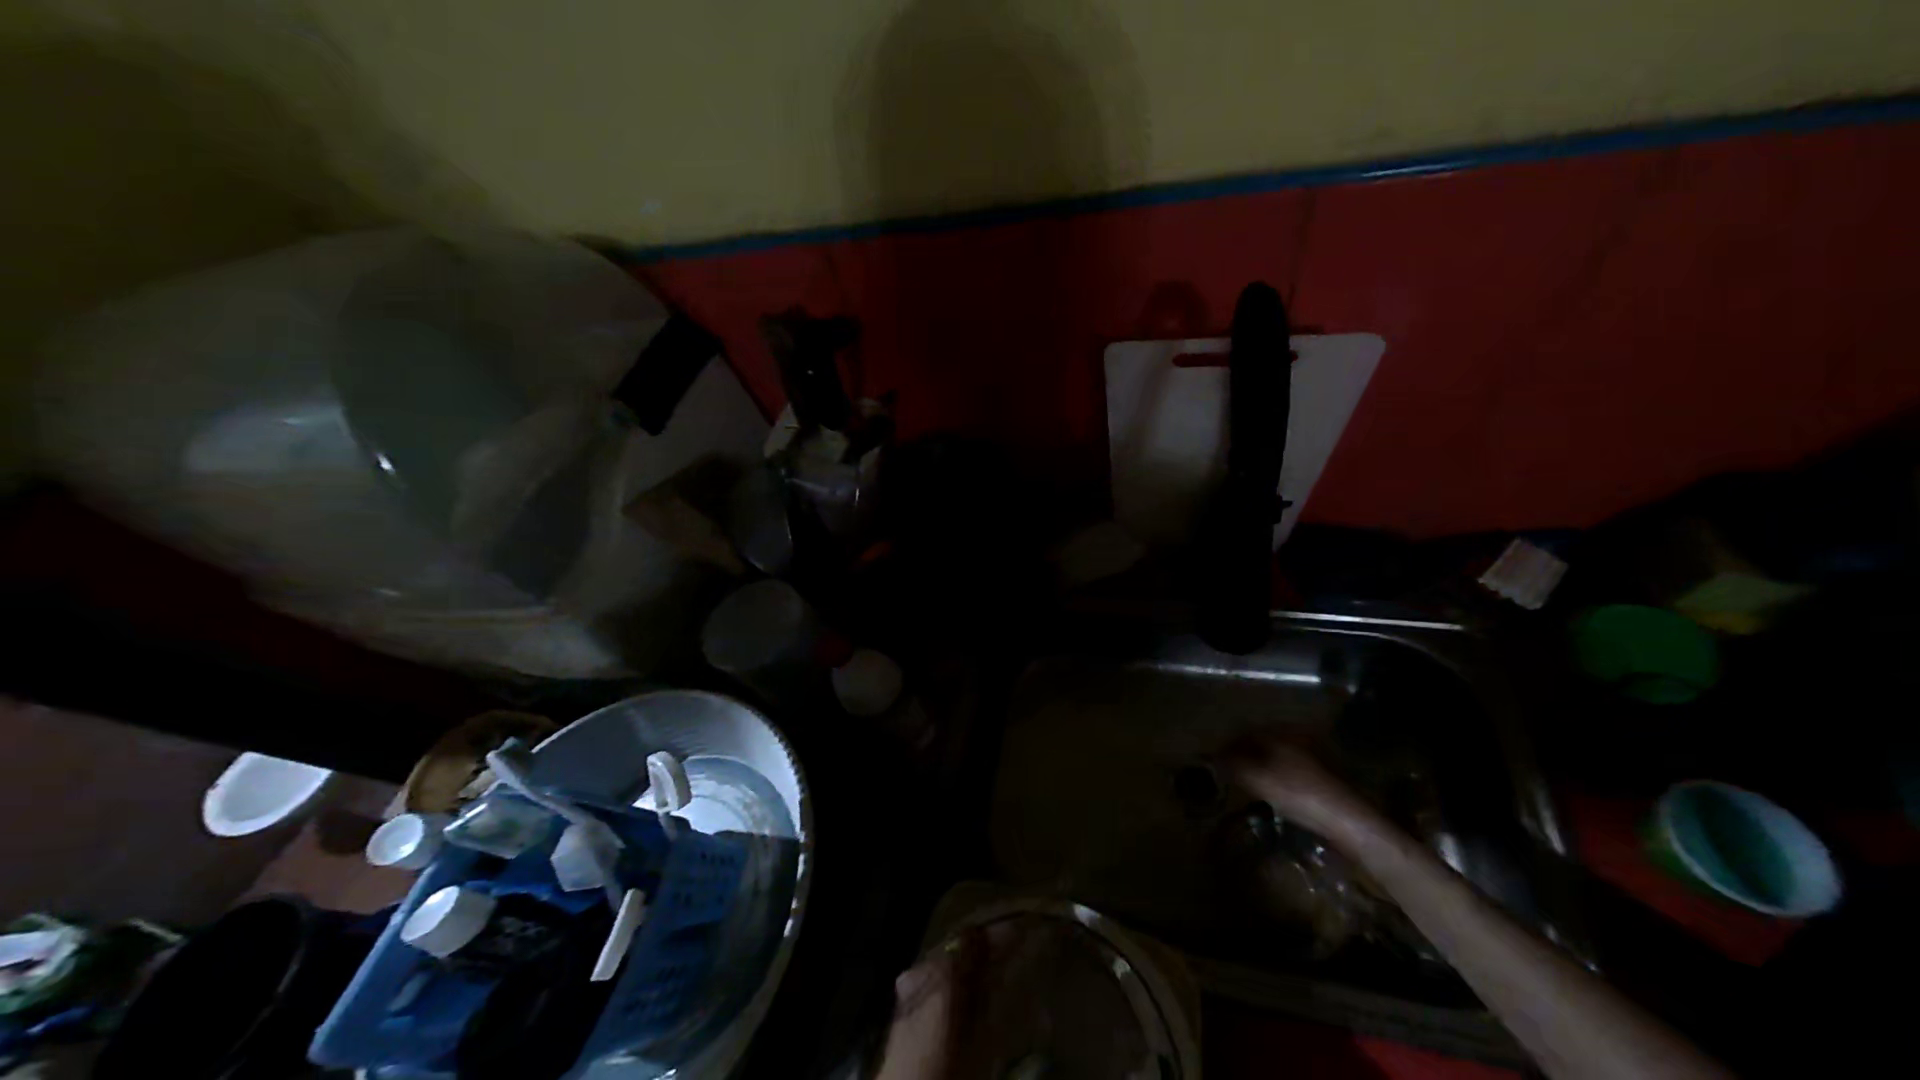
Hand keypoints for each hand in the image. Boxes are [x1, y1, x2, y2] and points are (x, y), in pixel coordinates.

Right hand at [1221, 735, 1371, 838]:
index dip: (1227, 746)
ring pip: (1278, 754)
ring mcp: (1314, 752)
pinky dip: (1278, 774)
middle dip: (1244, 754)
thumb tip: (1213, 757)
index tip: (1214, 762)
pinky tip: (1274, 790)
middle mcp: (1297, 735)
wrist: (1349, 819)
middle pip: (1262, 742)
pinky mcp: (1325, 772)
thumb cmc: (1299, 794)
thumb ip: (1233, 766)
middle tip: (1230, 772)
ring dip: (1261, 765)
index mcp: (1280, 731)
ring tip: (1249, 783)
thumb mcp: (1258, 780)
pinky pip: (1292, 767)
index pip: (1245, 732)